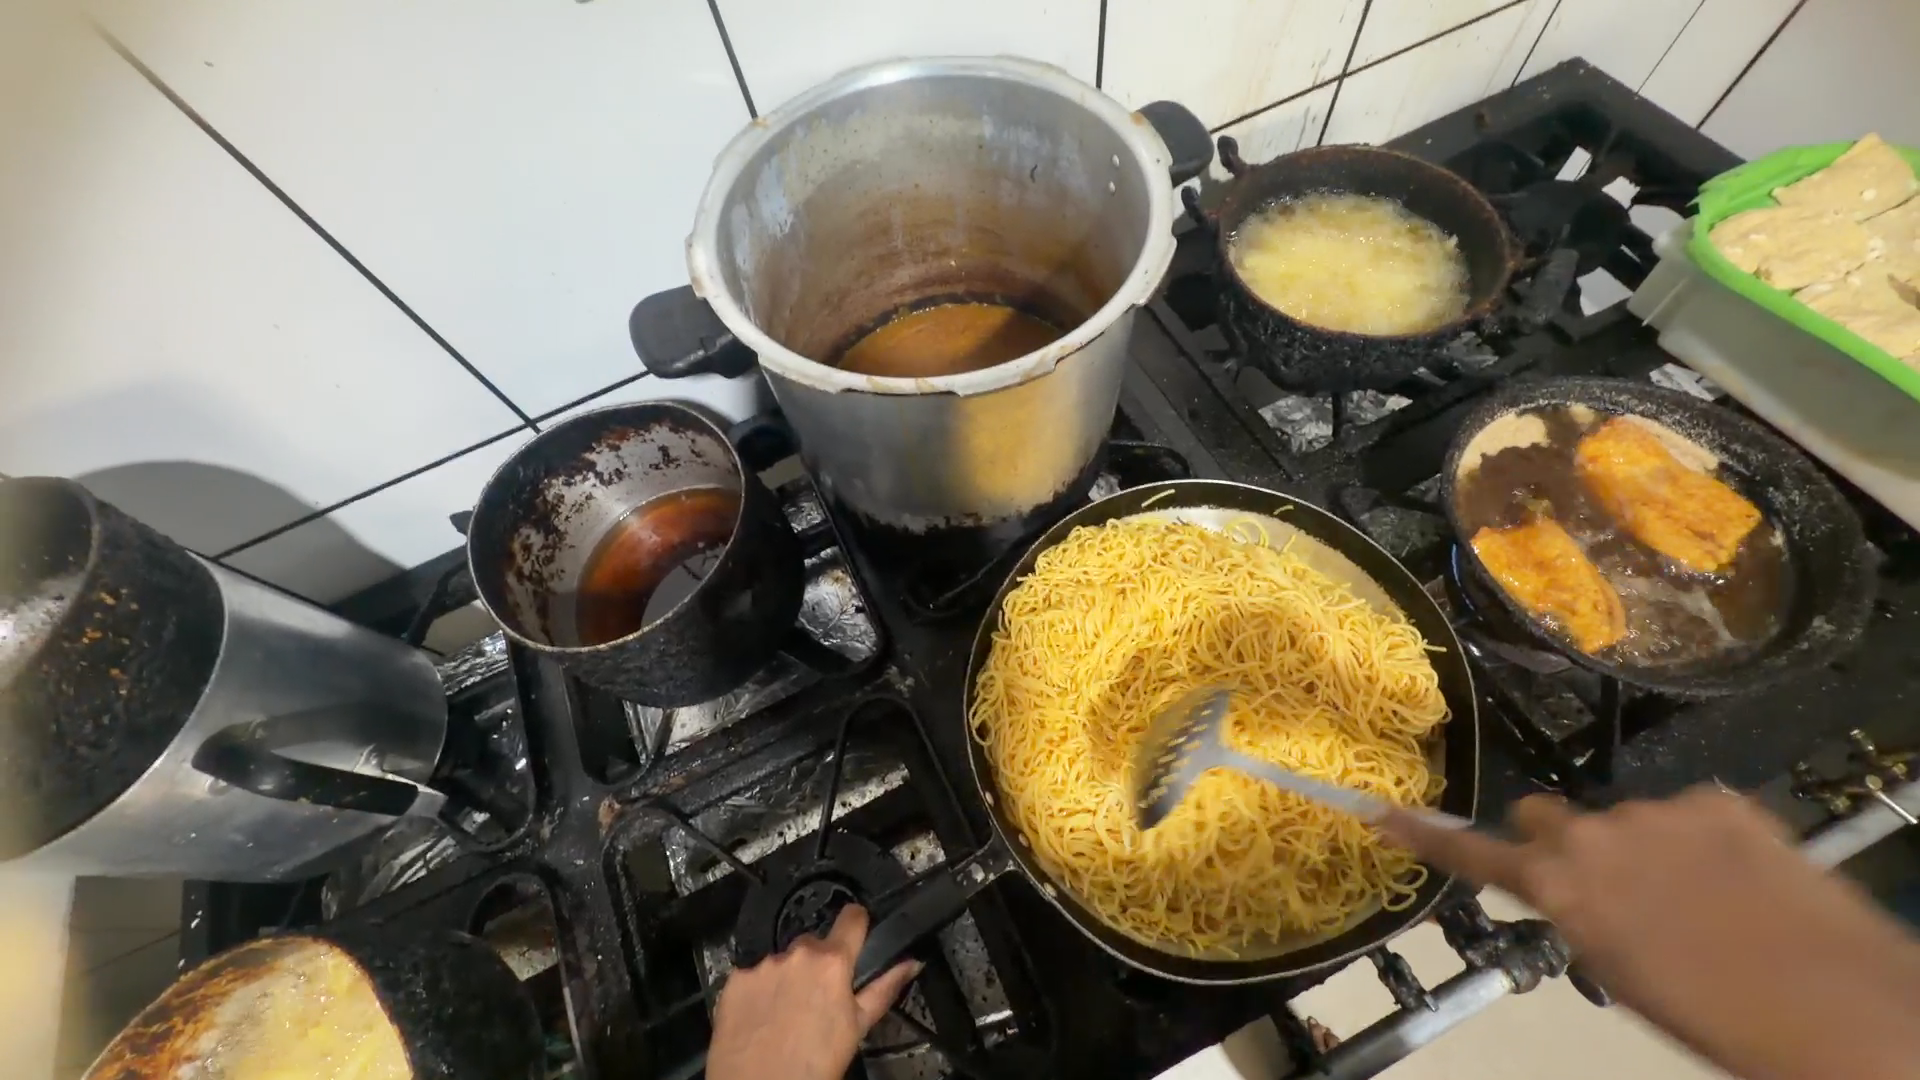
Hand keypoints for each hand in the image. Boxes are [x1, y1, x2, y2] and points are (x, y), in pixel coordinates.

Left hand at [707, 905, 921, 1079]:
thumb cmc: (815, 1067)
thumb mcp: (857, 1029)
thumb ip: (885, 988)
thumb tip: (912, 962)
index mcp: (833, 961)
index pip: (852, 916)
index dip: (857, 924)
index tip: (856, 937)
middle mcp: (798, 952)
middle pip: (814, 943)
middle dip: (818, 964)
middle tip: (817, 999)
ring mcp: (763, 964)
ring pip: (783, 960)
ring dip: (788, 977)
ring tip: (786, 1015)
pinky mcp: (735, 979)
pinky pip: (753, 974)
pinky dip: (759, 991)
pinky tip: (760, 1018)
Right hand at [1383, 787, 1919, 1079]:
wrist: (1863, 1025)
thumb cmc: (1722, 1022)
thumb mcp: (1621, 973)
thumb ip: (1577, 915)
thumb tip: (1567, 890)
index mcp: (1559, 889)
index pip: (1471, 851)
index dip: (1423, 833)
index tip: (1379, 812)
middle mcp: (1589, 838)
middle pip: (1541, 816)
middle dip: (1561, 843)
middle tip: (1610, 886)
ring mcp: (1655, 814)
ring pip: (1620, 819)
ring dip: (1641, 847)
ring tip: (1705, 897)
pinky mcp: (1719, 803)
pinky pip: (1687, 812)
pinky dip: (1703, 839)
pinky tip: (1746, 878)